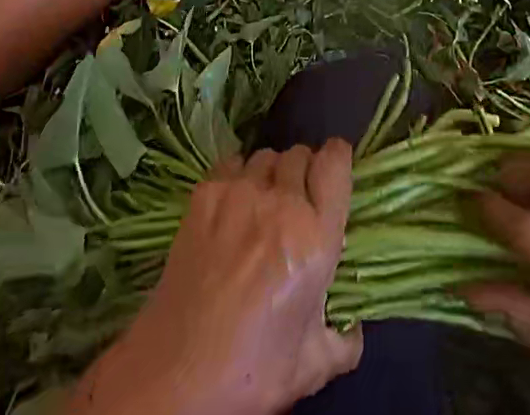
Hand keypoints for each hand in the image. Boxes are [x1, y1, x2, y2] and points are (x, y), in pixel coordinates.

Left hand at [66, 141, 362, 414]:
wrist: (177, 373)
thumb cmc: (252, 370)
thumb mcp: (314, 364)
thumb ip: (344, 339)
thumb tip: (352, 326)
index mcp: (315, 238)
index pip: (334, 165)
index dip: (338, 158)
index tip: (335, 165)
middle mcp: (280, 205)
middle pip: (298, 155)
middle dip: (303, 171)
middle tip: (297, 199)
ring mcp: (238, 195)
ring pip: (265, 157)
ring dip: (271, 172)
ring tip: (264, 200)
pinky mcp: (203, 196)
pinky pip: (231, 163)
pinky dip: (238, 174)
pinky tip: (234, 202)